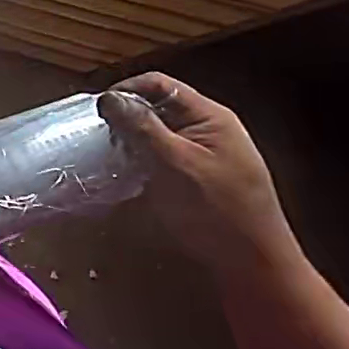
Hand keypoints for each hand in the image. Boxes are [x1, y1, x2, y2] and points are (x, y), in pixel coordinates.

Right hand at [97, 72, 301, 279]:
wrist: (252, 264)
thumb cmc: (217, 209)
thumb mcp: (175, 163)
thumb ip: (142, 127)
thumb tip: (108, 97)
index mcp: (210, 117)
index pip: (158, 84)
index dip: (125, 90)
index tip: (97, 109)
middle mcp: (206, 127)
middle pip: (154, 104)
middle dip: (124, 115)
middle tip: (98, 132)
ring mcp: (201, 150)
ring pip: (153, 129)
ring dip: (128, 137)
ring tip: (107, 151)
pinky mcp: (192, 171)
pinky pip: (157, 150)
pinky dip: (137, 154)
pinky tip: (123, 168)